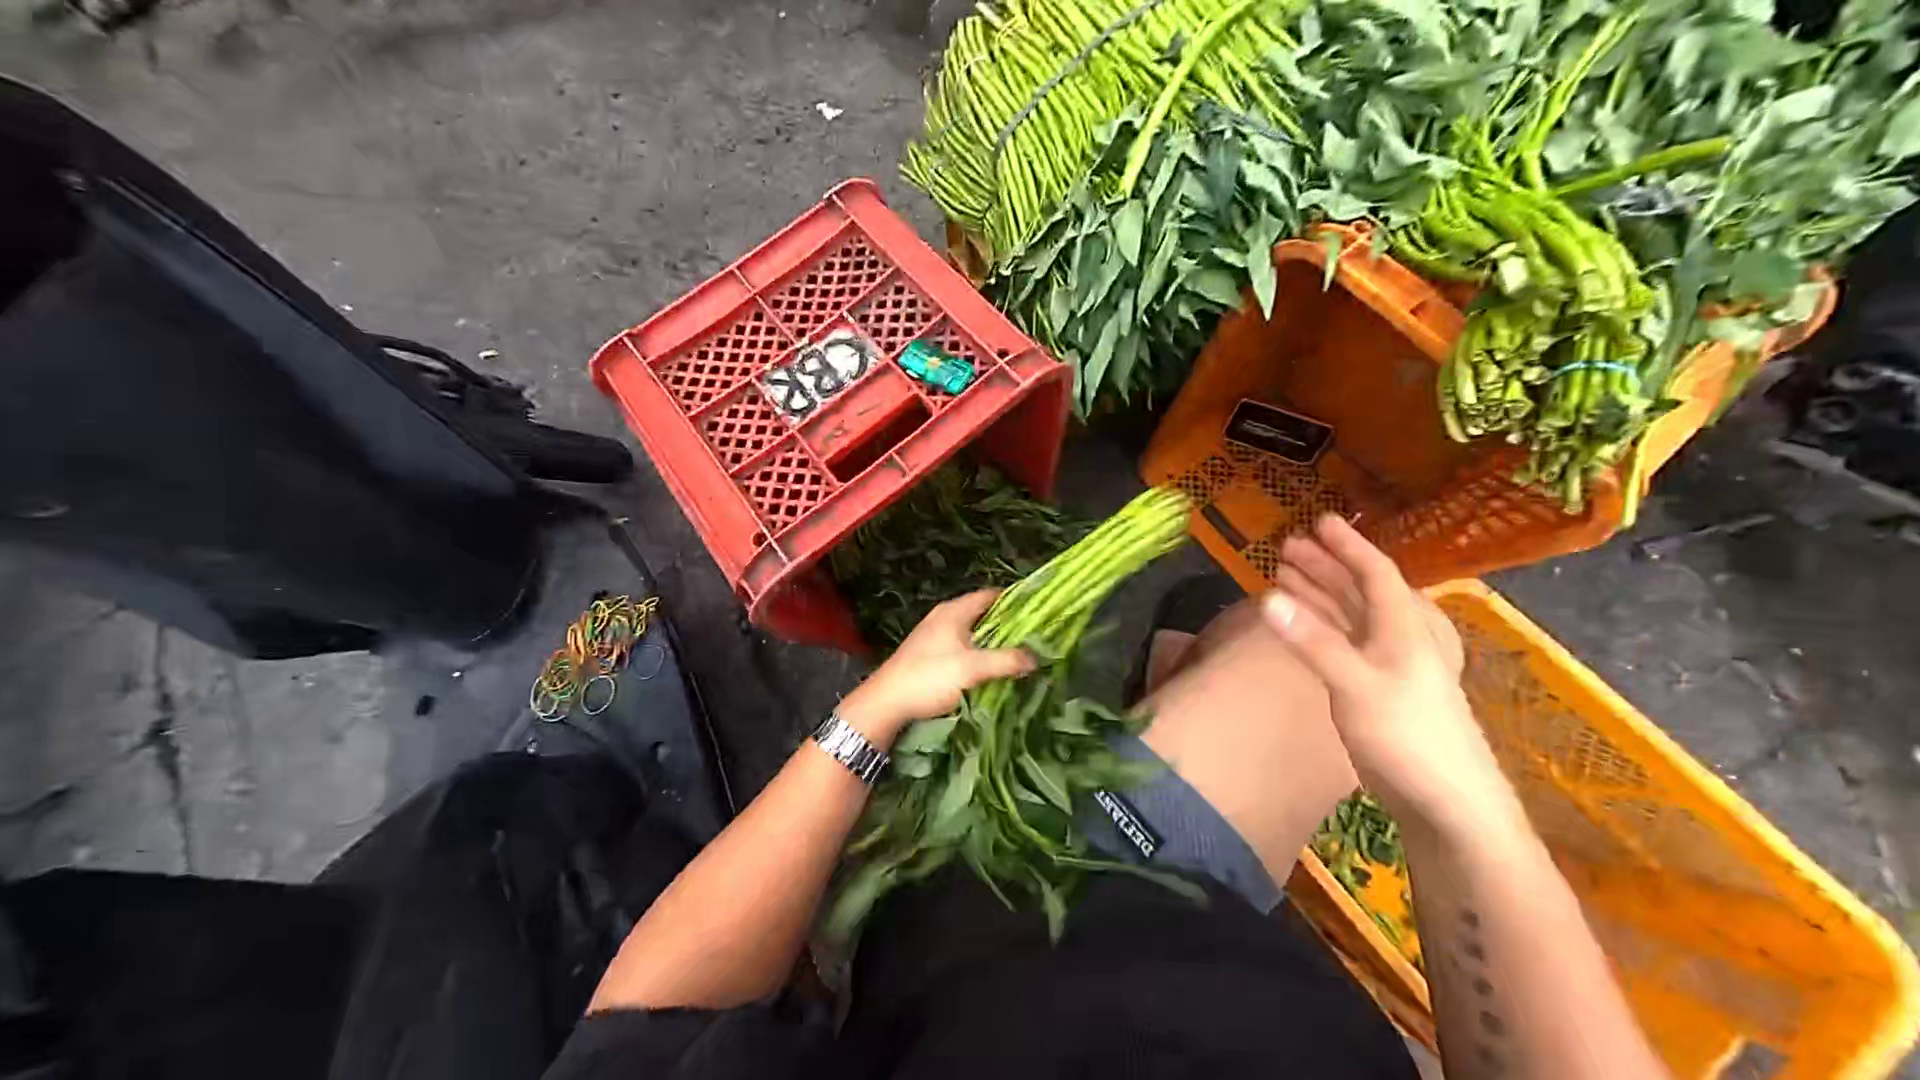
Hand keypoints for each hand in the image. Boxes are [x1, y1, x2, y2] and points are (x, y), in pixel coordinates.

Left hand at [838, 589, 1035, 745]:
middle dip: (1006, 622)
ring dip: (992, 639)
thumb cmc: (929, 678)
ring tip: (1017, 652)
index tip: (1038, 611)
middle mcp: (944, 616)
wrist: (886, 702)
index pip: (990, 594)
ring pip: (971, 630)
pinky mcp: (928, 653)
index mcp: (954, 611)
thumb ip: (1007, 661)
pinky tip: (988, 667)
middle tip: (1033, 635)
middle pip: (982, 612)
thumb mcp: (973, 669)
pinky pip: (961, 644)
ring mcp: (934, 634)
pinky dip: (977, 651)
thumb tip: (1038, 657)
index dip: (1014, 600)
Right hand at [1259, 516, 1519, 834]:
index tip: (1320, 521)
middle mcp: (1399, 639)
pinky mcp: (1375, 689)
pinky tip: (1300, 623)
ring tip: (1284, 575)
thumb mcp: (1356, 684)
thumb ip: (1312, 641)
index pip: (1376, 573)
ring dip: (1320, 594)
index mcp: (1405, 629)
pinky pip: (1344, 642)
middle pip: (1360, 590)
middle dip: (1325, 566)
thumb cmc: (1408, 735)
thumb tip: (1266, 598)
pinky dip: (1321, 626)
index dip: (1348, 546)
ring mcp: (1388, 666)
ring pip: (1351, 616)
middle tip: (1287, 547)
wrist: (1446, 802)